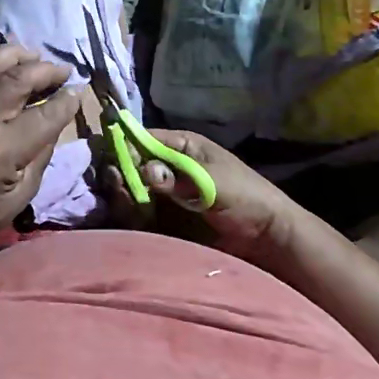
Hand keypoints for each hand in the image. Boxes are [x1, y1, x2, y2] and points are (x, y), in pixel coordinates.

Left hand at [0, 46, 80, 259]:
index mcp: (0, 151)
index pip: (43, 115)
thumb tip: (58, 115)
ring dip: (11, 54)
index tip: (78, 90)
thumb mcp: (24, 192)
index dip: (66, 100)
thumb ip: (42, 150)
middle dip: (44, 70)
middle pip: (14, 79)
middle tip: (62, 70)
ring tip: (32, 55)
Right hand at [105, 129, 307, 263]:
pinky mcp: (163, 219)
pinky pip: (138, 213)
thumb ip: (181, 177)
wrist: (268, 239)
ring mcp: (163, 194)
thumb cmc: (247, 197)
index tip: (110, 159)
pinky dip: (130, 215)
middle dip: (119, 173)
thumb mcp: (216, 182)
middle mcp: (166, 167)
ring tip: (125, 203)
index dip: (124, 146)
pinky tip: (130, 218)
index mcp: (181, 147)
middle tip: (115, 184)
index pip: (143, 139)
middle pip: (130, 164)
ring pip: (130, 189)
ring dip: (122, 195)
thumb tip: (146, 171)